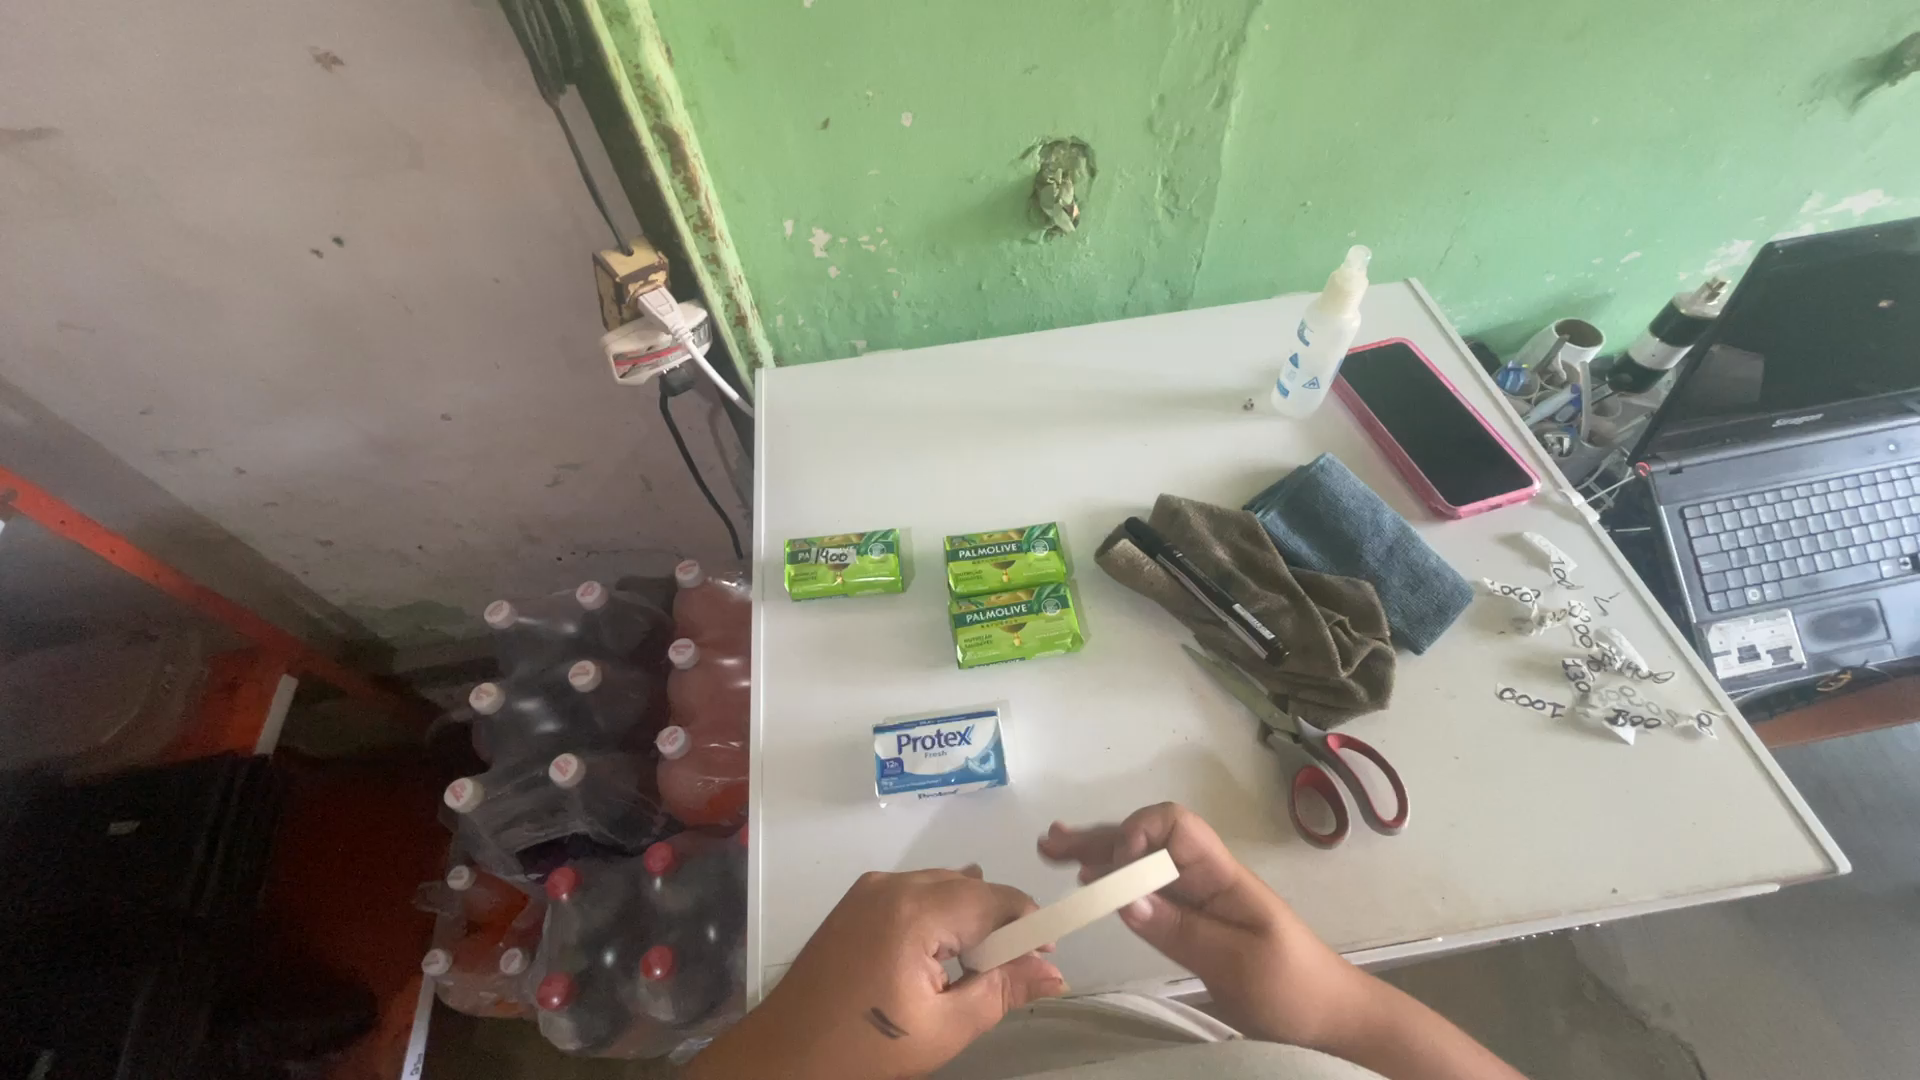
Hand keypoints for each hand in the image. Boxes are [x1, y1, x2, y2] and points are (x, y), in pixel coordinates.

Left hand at [687, 867, 1067, 1079]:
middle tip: (1011, 967)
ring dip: (968, 913)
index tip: (1047, 952)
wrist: (784, 1054)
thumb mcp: (944, 1029)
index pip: (992, 898)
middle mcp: (894, 883)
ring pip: (943, 884)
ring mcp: (872, 885)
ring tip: (973, 962)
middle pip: (968, 887)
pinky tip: (938, 947)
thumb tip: (1055, 972)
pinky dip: (938, 909)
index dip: (1027, 920)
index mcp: (915, 911)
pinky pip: (915, 888)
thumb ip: (1003, 991)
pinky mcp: (858, 896)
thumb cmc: (866, 1048)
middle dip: (998, 920)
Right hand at [1037, 803, 1364, 1047]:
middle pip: (1145, 839)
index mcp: (1219, 873)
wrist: (1331, 1022)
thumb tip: (1124, 898)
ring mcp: (1192, 897)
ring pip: (1139, 862)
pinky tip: (1087, 880)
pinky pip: (1143, 892)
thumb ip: (1181, 930)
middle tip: (1052, 845)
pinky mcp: (1186, 921)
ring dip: (1097, 853)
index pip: (1174, 826)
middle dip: (1100, 837)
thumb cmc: (1294, 988)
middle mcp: (1201, 875)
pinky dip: (1111, 883)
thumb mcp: (1239, 964)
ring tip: (1053, 850)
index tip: (1113, 866)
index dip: (1138, 833)